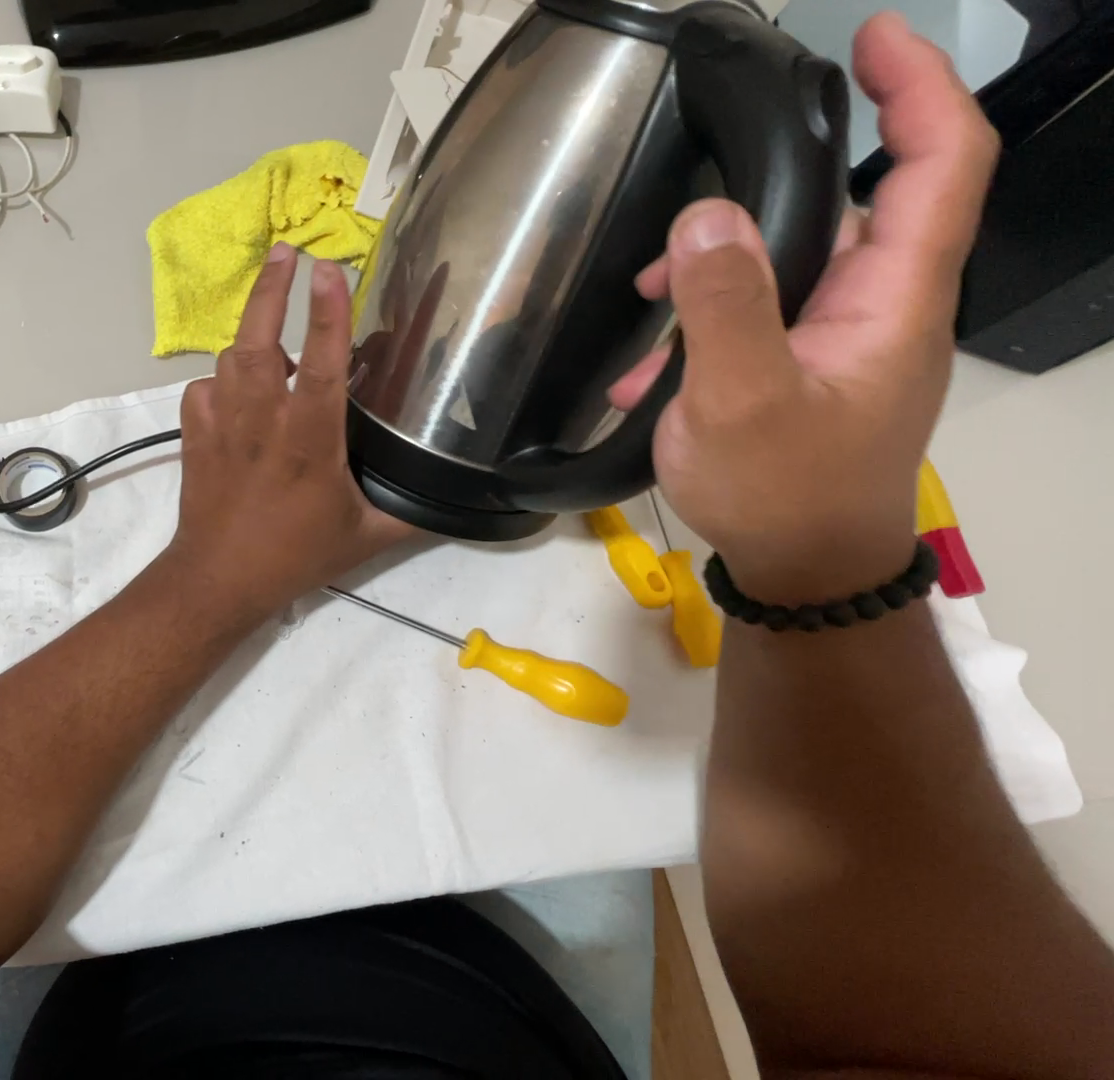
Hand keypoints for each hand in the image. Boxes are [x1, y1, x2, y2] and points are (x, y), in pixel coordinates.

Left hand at [158, 243, 411, 621]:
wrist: (218, 578)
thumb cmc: (293, 556)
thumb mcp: (363, 537)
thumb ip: (409, 514)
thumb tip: (453, 504)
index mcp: (310, 438)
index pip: (324, 361)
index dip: (330, 311)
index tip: (331, 268)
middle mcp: (262, 420)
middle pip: (260, 339)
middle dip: (272, 289)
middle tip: (287, 253)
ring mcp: (221, 424)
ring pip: (230, 359)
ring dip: (250, 338)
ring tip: (269, 326)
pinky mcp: (193, 435)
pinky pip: (203, 389)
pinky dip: (218, 382)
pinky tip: (233, 391)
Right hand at [609, 14, 997, 602]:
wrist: (802, 572)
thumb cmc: (783, 489)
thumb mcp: (740, 398)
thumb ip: (724, 304)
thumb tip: (702, 217)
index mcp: (891, 297)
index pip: (938, 162)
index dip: (915, 89)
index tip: (867, 41)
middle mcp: (875, 309)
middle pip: (844, 212)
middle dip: (761, 201)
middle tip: (685, 211)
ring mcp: (836, 346)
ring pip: (784, 272)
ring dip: (712, 275)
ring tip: (643, 302)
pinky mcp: (799, 377)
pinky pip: (754, 326)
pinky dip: (701, 332)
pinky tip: (645, 374)